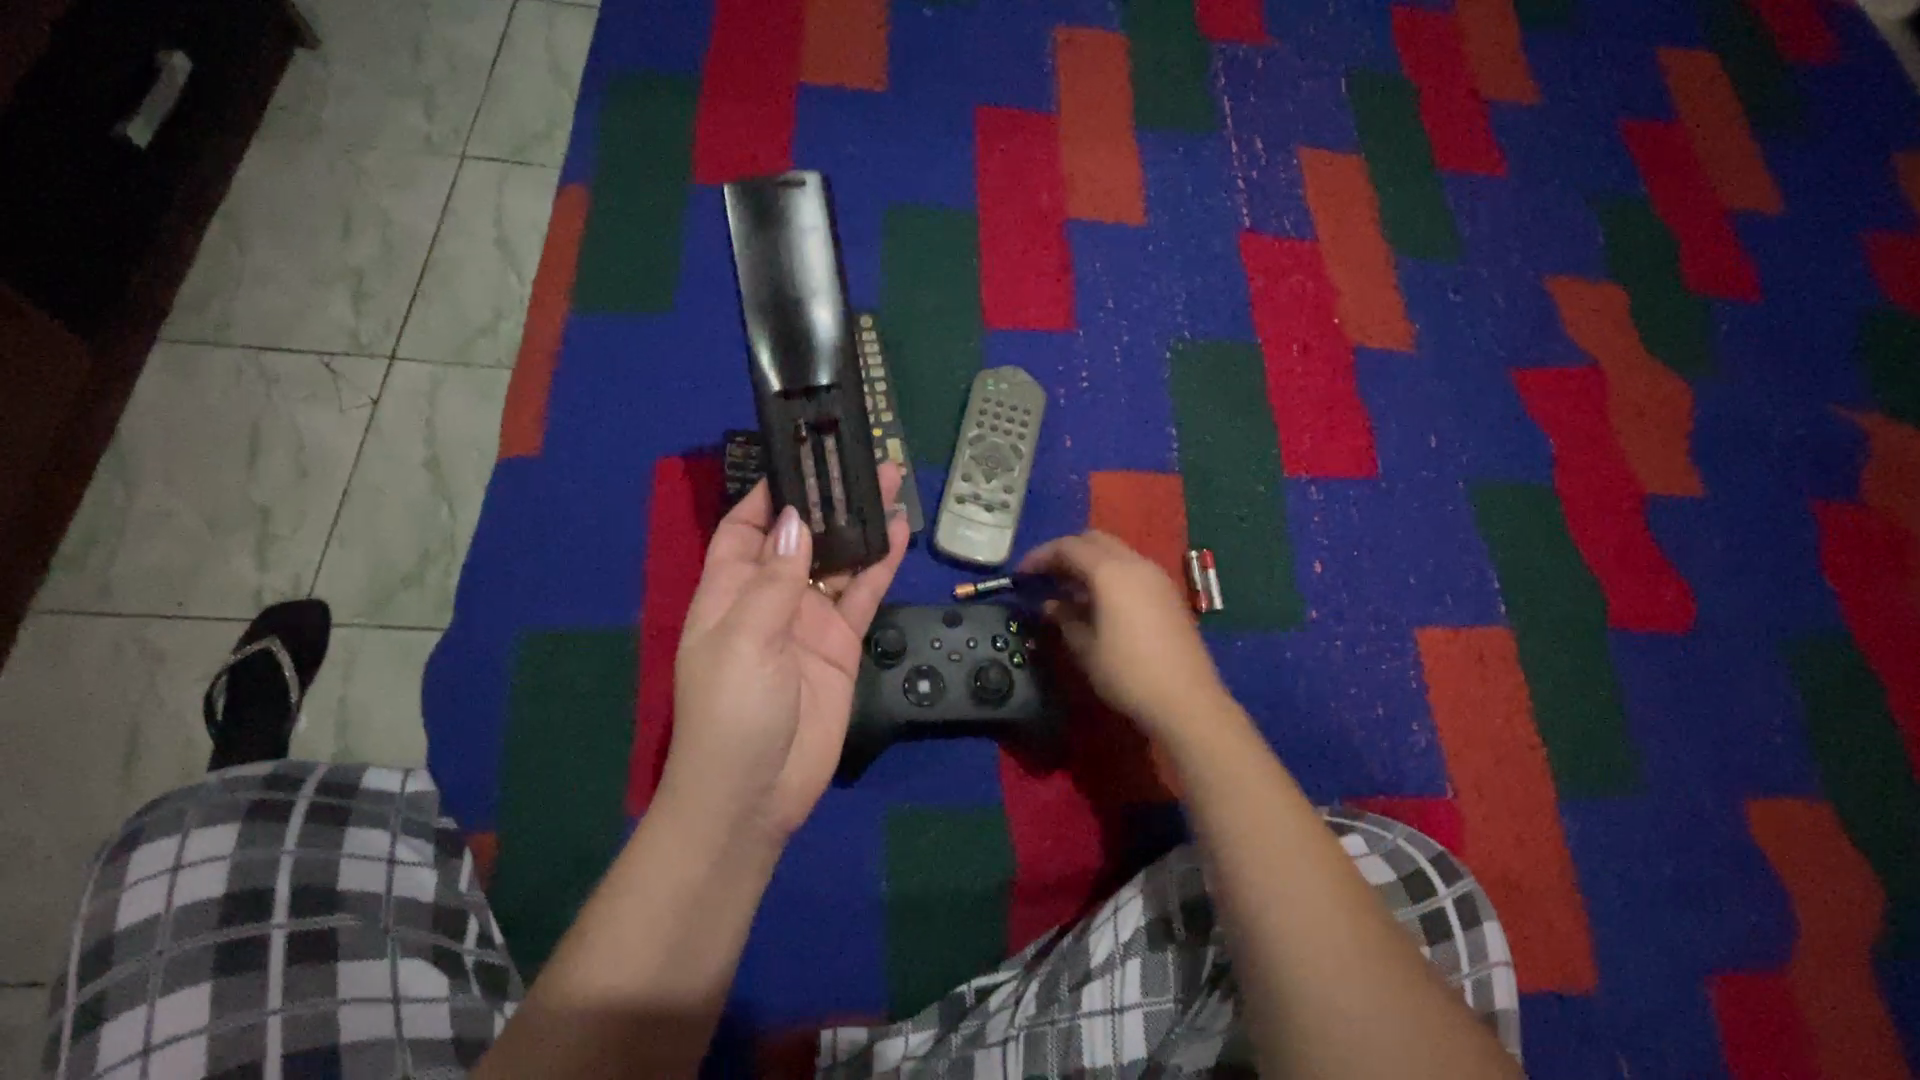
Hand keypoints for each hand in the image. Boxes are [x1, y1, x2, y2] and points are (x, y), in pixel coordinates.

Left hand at [661, 467, 910, 847]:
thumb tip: (798, 522)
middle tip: (860, 460)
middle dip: (826, 502)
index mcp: (728, 591)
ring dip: (859, 526)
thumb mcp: (743, 638)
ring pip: (837, 561)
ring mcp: (808, 622)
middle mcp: (769, 599)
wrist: (757, 793)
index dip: (770, 495)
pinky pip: (861, 596)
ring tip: (889, 482)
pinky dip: (878, 566)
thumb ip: (774, 580)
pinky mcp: (842, 645)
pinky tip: (898, 534)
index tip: (801, 458)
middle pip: (800, 538)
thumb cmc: (731, 711)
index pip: (746, 529)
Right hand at [1019, 531, 1230, 737]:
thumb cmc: (1128, 674)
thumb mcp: (1085, 648)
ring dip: (1089, 562)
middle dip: (1066, 552)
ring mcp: (1157, 577)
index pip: (1068, 547)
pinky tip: (1097, 603)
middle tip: (1045, 577)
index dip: (1041, 556)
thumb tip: (1051, 605)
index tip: (1021, 575)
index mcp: (1111, 572)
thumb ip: (1065, 618)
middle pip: (1094, 540)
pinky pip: (1131, 569)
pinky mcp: (1168, 594)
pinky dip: (1109, 574)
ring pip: (1116, 552)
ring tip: (1068, 592)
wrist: (1186, 700)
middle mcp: (1136, 564)